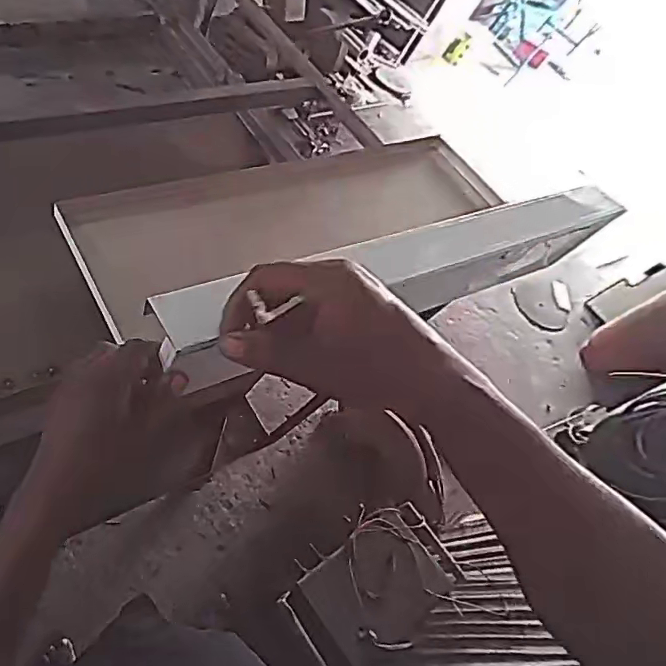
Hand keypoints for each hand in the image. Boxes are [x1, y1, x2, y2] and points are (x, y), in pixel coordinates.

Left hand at [18, 340, 188, 538]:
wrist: (59, 491)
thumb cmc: (98, 466)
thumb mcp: (146, 433)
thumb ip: (164, 402)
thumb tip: (174, 383)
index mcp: (108, 375)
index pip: (138, 348)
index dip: (158, 357)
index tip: (169, 372)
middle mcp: (84, 375)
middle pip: (115, 354)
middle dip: (136, 366)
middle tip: (155, 384)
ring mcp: (67, 390)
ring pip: (97, 366)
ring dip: (117, 376)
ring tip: (135, 400)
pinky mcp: (58, 406)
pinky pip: (83, 383)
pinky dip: (100, 389)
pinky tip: (111, 414)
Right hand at [217, 259, 480, 420]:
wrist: (435, 388)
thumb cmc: (387, 372)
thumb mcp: (314, 364)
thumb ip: (266, 352)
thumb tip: (232, 344)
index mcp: (328, 279)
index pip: (264, 277)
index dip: (238, 306)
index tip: (230, 333)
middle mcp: (341, 278)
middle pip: (281, 287)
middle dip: (258, 317)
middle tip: (246, 346)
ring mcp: (353, 292)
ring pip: (299, 301)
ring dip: (279, 328)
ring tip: (272, 358)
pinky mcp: (362, 310)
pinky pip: (318, 312)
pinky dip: (301, 332)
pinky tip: (299, 359)